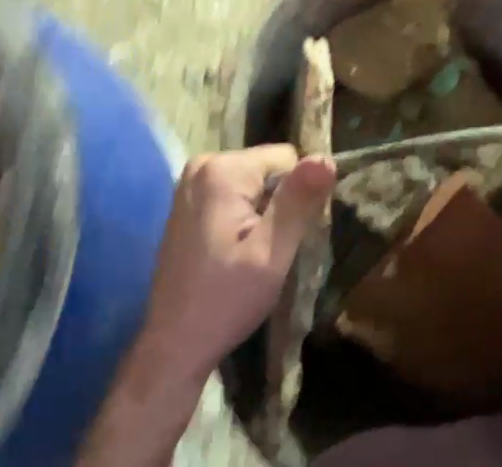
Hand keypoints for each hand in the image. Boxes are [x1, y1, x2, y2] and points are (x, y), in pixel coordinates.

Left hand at [133, 145, 336, 381]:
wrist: (174, 344)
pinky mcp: (186, 203)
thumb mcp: (271, 253)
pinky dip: (242, 219)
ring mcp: (189, 184)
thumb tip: (326, 158)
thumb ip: (298, 202)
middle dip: (278, 205)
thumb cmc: (225, 301)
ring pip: (252, 184)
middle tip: (269, 250)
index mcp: (223, 170)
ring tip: (252, 255)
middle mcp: (202, 165)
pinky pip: (233, 196)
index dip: (297, 197)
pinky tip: (234, 254)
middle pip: (268, 169)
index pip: (287, 159)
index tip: (285, 236)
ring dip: (262, 215)